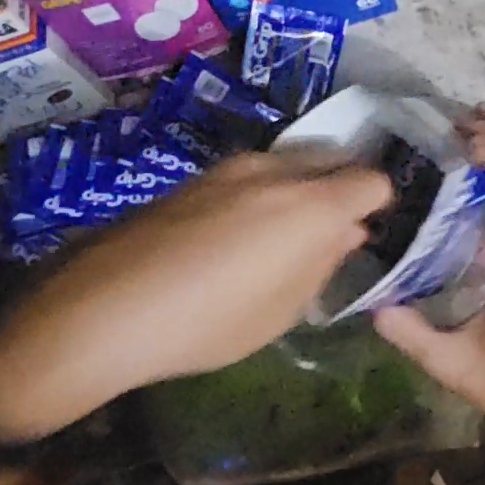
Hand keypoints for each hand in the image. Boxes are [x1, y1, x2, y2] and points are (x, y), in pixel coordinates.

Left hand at [0, 151, 391, 442]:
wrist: (105, 307)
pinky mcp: (198, 176)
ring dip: (300, 190)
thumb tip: (347, 233)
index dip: (379, 204)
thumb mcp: (281, 310)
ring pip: (290, 164)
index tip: (370, 229)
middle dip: (341, 190)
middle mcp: (277, 170)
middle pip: (332, 162)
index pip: (371, 181)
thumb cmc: (209, 322)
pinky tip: (238, 234)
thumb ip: (322, 262)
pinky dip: (264, 193)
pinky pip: (253, 174)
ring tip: (283, 237)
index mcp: (311, 204)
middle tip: (332, 233)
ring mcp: (233, 167)